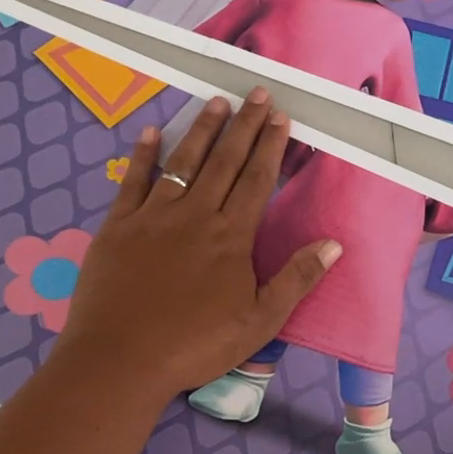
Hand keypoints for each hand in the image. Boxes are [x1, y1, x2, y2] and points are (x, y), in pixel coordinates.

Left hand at [47, 89, 339, 407]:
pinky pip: (134, 181)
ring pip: (184, 163)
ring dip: (203, 130)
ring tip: (217, 102)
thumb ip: (297, 279)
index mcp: (232, 237)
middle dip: (244, 125)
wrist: (120, 360)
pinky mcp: (118, 227)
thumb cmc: (197, 344)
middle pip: (225, 162)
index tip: (281, 117)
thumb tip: (334, 244)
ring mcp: (153, 217)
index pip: (257, 180)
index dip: (271, 146)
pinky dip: (144, 154)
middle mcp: (195, 216)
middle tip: (257, 93)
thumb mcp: (260, 321)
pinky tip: (153, 131)